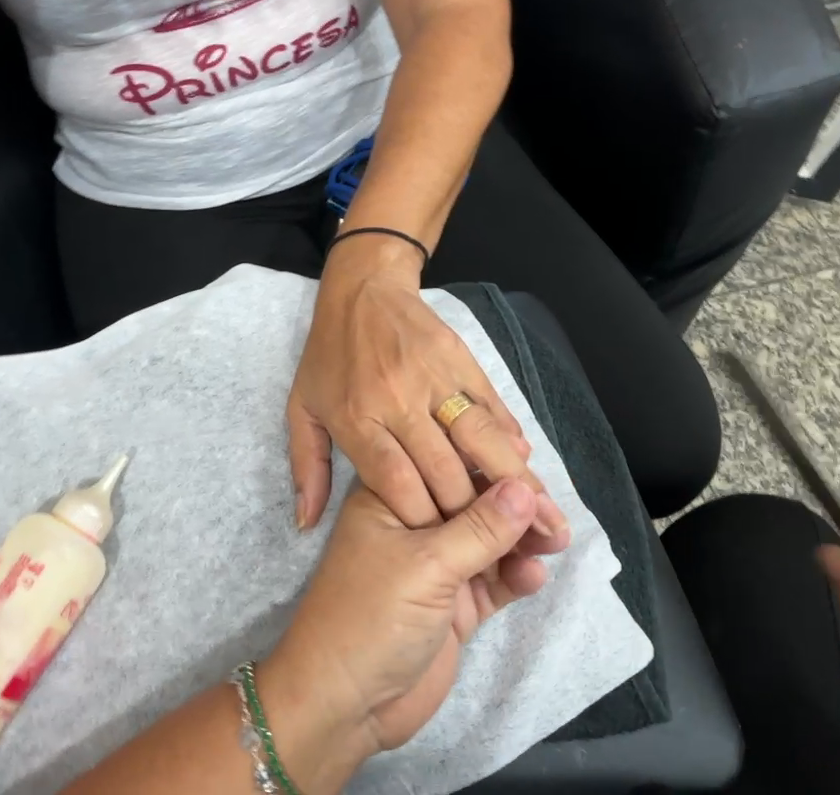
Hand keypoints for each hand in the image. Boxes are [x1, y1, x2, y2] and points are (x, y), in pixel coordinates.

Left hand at [262, 479, 548, 762]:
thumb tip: (527, 488)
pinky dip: (515, 576)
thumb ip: (480, 529)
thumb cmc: (371, 615)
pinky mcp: (454, 605)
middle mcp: (415, 523)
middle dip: (514, 505)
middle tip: (556, 515)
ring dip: (522, 540)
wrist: (344, 704)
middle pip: (474, 501)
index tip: (529, 459)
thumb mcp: (427, 564)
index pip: (443, 462)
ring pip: (489, 541)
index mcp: (392, 495)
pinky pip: (493, 581)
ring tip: (556, 542)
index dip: (485, 461)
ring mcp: (435, 565)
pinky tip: (534, 575)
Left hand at [286, 238, 570, 544]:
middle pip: (444, 470)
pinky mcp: (460, 359)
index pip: (397, 482)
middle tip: (503, 548)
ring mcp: (433, 378)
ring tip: (537, 516)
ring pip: (478, 439)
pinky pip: (490, 404)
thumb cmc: (328, 355)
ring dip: (510, 481)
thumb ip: (307, 467)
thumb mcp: (302, 408)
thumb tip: (304, 524)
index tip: (442, 552)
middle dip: (476, 516)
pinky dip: (509, 435)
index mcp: (357, 418)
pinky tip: (525, 462)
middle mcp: (397, 402)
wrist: (361, 289)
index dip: (424, 521)